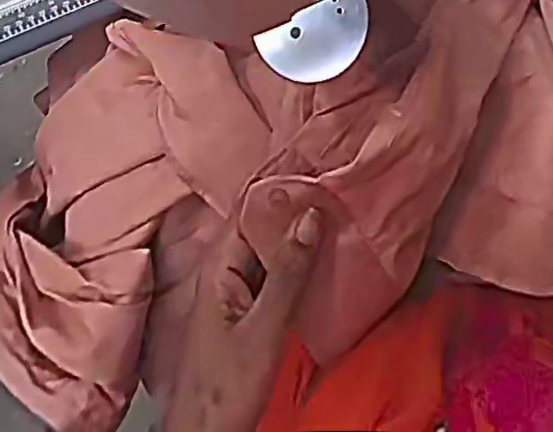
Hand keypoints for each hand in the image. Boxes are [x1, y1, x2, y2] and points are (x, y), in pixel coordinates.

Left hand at [164, 203, 321, 431]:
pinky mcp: (247, 307)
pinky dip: (296, 258)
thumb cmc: (225, 387)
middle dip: (293, 206)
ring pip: (268, 247)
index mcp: (219, 262)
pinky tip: (321, 253)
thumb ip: (288, 272)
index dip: (279, 185)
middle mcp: (224, 267)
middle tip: (331, 185)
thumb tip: (310, 215)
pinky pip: (273, 270)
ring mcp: (235, 288)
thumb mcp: (263, 328)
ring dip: (297, 232)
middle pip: (261, 224)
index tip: (312, 166)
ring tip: (333, 210)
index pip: (250, 206)